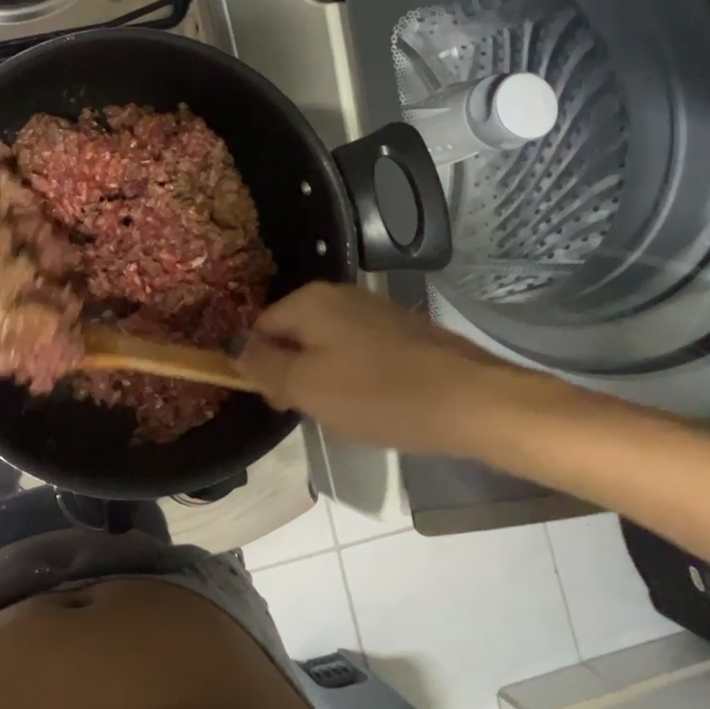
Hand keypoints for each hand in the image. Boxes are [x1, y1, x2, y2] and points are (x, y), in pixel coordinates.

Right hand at [233, 281, 542, 456]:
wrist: (475, 403)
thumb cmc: (379, 394)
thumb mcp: (305, 386)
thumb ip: (262, 364)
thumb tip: (233, 347)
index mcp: (310, 300)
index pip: (260, 327)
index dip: (260, 366)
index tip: (279, 403)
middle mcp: (340, 295)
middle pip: (294, 333)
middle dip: (293, 372)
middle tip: (310, 411)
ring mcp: (377, 311)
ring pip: (328, 344)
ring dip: (325, 377)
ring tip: (345, 413)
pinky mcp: (406, 331)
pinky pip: (361, 351)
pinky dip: (357, 377)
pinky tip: (375, 404)